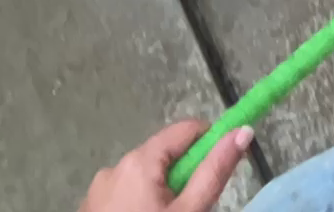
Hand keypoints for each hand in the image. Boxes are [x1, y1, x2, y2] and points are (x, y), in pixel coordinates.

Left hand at [78, 121, 252, 211]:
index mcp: (139, 160)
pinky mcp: (89, 211)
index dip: (210, 143)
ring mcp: (97, 191)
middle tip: (195, 207)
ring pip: (145, 178)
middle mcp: (115, 167)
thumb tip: (243, 131)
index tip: (222, 166)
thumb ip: (215, 170)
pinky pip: (125, 196)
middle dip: (185, 176)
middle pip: (165, 155)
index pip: (186, 130)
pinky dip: (141, 206)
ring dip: (163, 193)